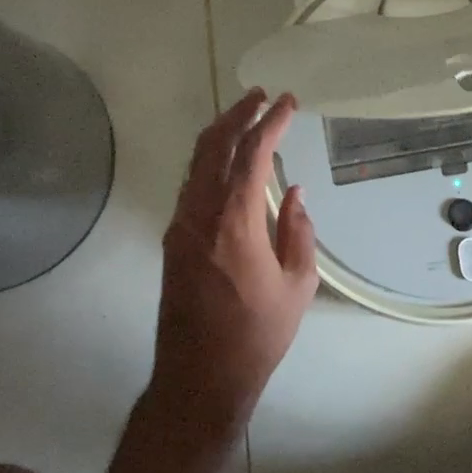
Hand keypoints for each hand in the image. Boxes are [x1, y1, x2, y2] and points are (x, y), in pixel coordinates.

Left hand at [153, 88, 318, 427]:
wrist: (200, 375)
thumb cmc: (257, 334)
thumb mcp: (297, 284)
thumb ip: (298, 232)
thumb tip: (294, 195)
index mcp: (235, 220)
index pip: (251, 153)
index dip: (270, 122)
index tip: (288, 103)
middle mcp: (200, 212)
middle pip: (213, 145)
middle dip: (238, 114)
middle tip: (262, 97)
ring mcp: (180, 225)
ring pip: (196, 163)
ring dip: (220, 135)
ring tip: (245, 120)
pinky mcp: (173, 240)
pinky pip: (191, 185)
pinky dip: (211, 163)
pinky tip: (229, 165)